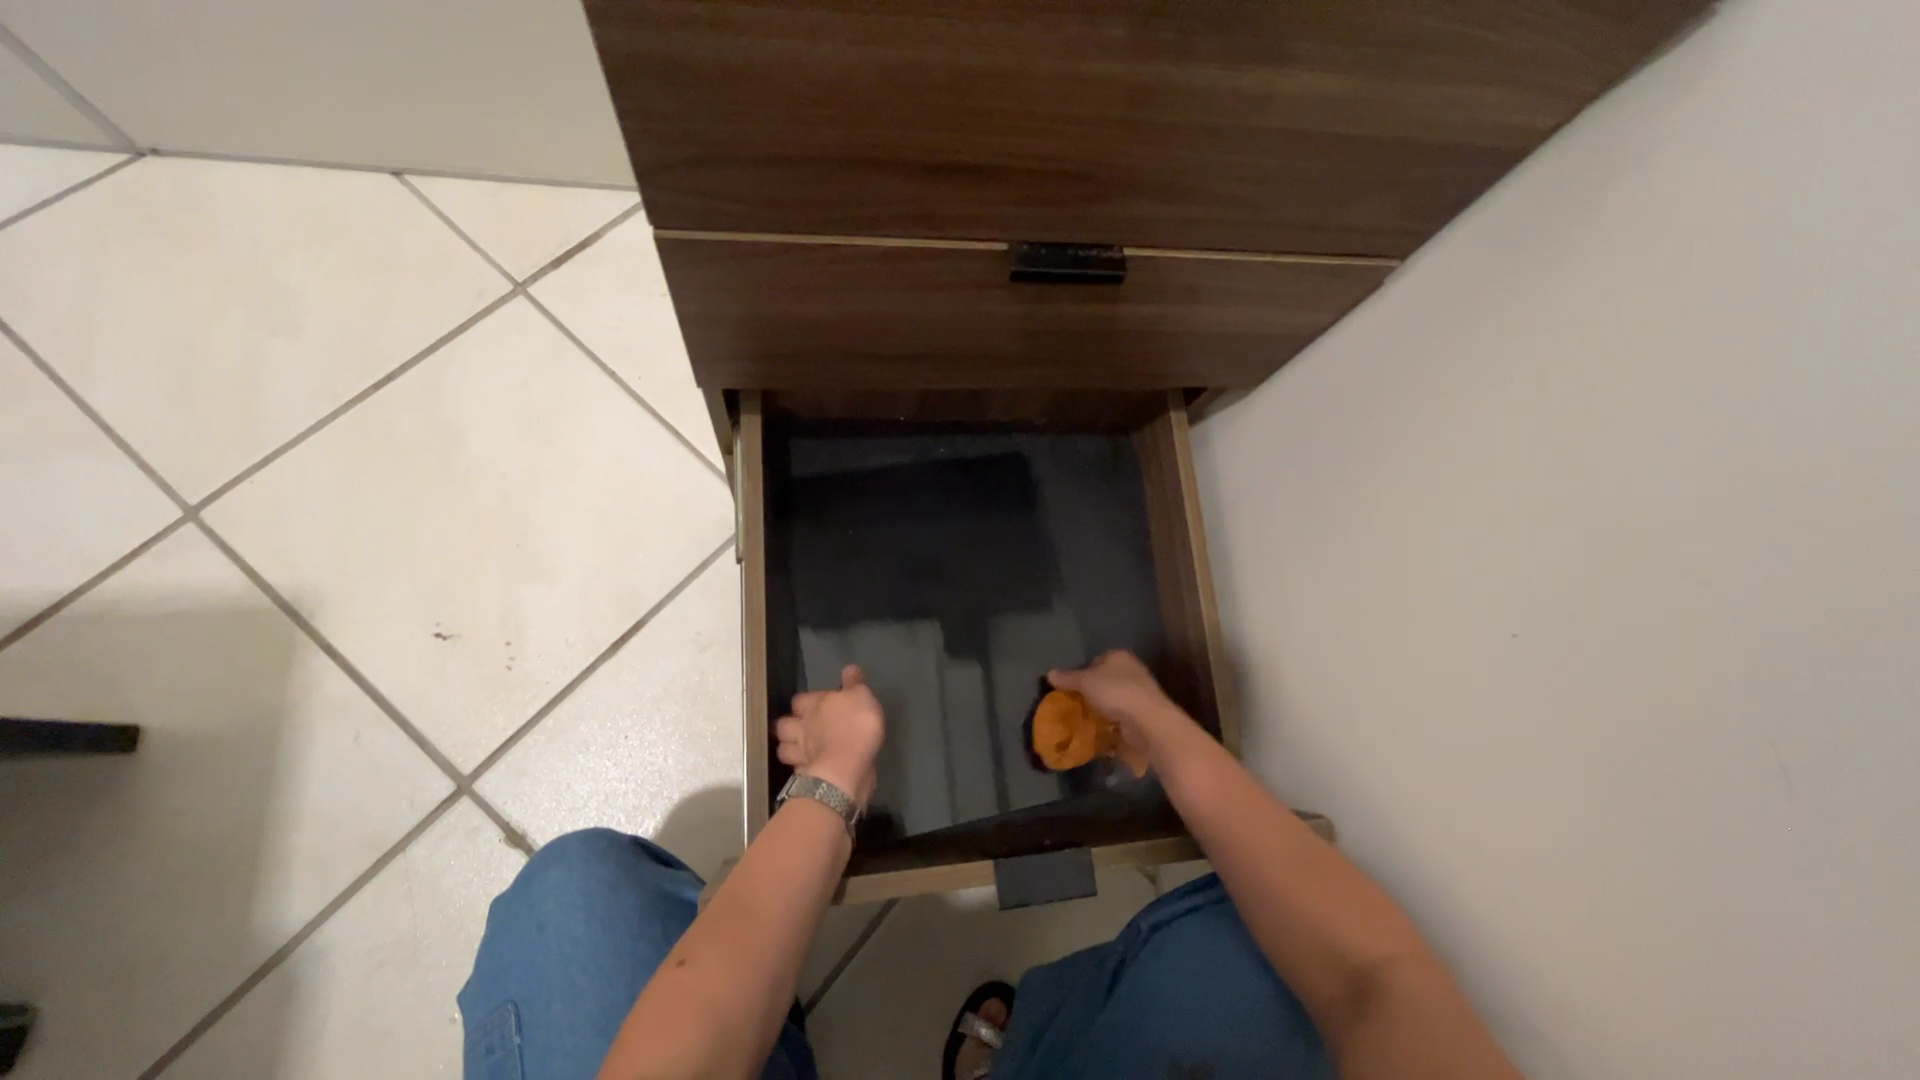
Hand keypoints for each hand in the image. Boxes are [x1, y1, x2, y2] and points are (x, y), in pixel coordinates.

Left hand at [776, 664, 885, 809]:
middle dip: (788, 725)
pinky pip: (798, 769)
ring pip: (783, 749)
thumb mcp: (862, 697)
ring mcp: (801, 753)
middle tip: (798, 727)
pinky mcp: (806, 774)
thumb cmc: (856, 726)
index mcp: (813, 706)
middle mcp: (802, 728)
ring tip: (798, 748)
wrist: (847, 767)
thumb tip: (848, 668)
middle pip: (782, 725)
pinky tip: (809, 767)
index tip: (814, 704)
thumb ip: (854, 683)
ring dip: (788, 748)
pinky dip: (801, 767)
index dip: (804, 702)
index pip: (798, 700)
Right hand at [1047, 650, 1198, 766]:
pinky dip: (1109, 722)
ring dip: (1099, 708)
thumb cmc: (1116, 692)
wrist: (1148, 722)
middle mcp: (1131, 671)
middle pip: (1103, 680)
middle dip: (1089, 692)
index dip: (1082, 672)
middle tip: (1073, 704)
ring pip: (1111, 699)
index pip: (1096, 660)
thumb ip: (1068, 678)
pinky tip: (1098, 730)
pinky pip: (1119, 716)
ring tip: (1082, 719)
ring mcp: (1138, 693)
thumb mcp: (1085, 682)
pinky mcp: (1141, 714)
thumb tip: (1050, 673)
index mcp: (1119, 657)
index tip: (1069, 687)